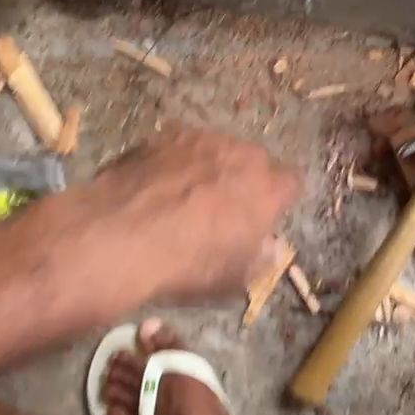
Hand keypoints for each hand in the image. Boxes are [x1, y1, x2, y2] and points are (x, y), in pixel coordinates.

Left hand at [84, 127, 301, 305]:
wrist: (122, 236)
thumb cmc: (188, 264)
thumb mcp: (233, 279)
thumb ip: (261, 259)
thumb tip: (271, 245)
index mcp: (266, 189)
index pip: (292, 182)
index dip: (280, 197)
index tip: (267, 213)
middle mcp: (241, 154)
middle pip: (254, 161)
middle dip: (244, 179)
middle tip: (223, 207)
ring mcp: (202, 139)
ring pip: (217, 150)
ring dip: (210, 167)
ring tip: (185, 195)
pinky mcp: (165, 135)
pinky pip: (182, 147)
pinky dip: (177, 161)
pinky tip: (158, 185)